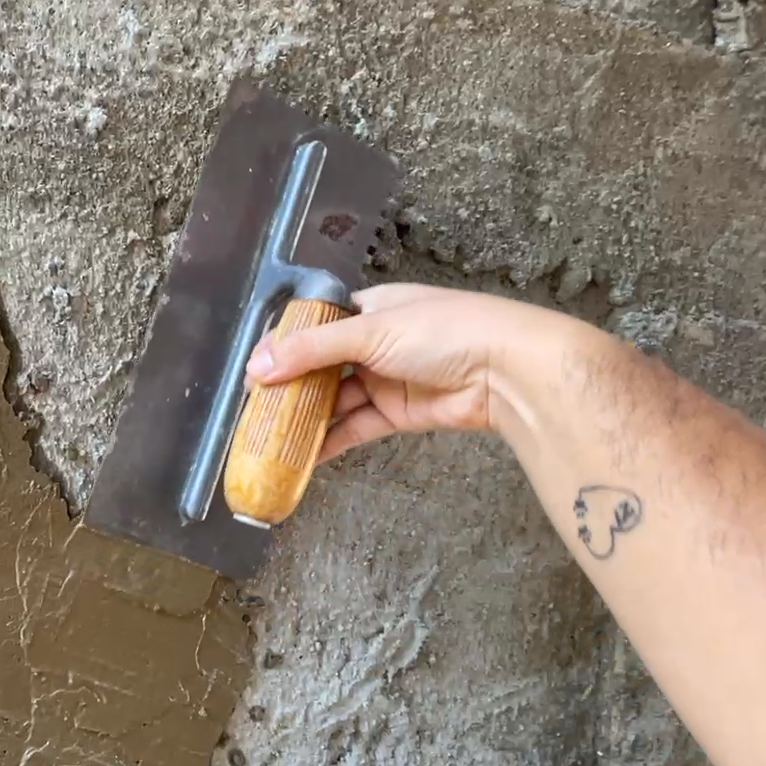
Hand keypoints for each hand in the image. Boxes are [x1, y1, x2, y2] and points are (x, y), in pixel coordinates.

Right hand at [244, 283, 577, 463]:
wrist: (511, 372)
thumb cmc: (445, 332)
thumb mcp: (371, 331)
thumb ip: (311, 350)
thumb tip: (258, 368)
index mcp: (368, 310)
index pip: (312, 327)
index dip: (282, 347)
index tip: (254, 371)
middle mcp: (372, 344)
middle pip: (318, 367)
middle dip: (287, 387)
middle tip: (254, 407)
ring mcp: (383, 380)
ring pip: (332, 400)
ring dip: (304, 417)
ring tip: (268, 435)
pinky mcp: (394, 414)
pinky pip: (353, 427)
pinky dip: (328, 441)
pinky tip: (300, 455)